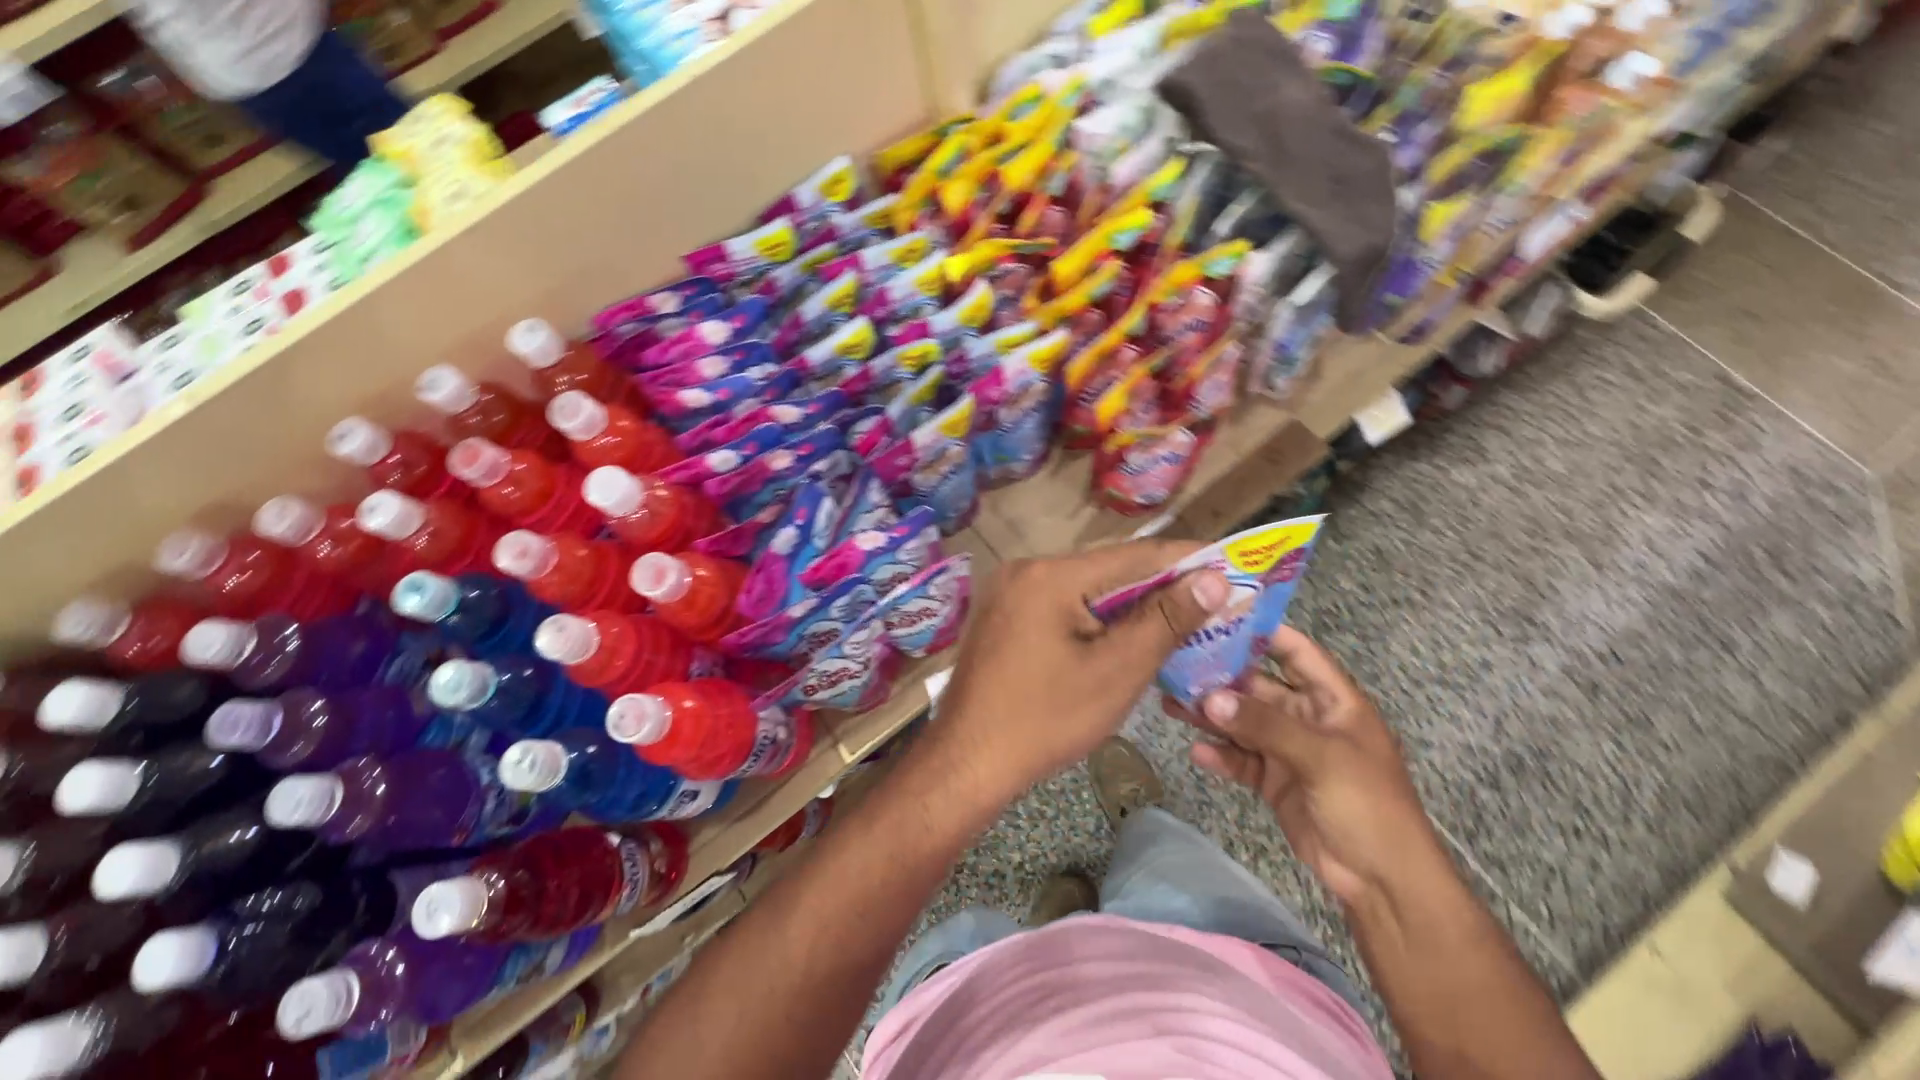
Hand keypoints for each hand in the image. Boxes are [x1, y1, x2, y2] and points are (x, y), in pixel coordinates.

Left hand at [925, 541, 1229, 807]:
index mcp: (1050, 575)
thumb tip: (1213, 580)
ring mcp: (1007, 594)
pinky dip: (1096, 621)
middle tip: (1215, 602)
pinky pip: (1061, 608)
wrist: (966, 763)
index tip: (1234, 567)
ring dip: (1131, 607)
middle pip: (1109, 571)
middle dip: (1161, 587)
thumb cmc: (1046, 721)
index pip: (1136, 555)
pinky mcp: (1003, 619)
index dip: (1189, 561)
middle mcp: (1025, 570)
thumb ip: (1166, 620)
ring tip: (1182, 622)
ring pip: (1086, 591)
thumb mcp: (1117, 671)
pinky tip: (1126, 639)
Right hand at [1186, 626, 1451, 907]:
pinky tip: (1195, 750)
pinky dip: (1220, 755)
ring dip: (1212, 715)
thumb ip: (1264, 725)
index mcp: (1334, 701)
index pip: (1297, 653)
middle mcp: (1309, 720)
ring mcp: (1291, 753)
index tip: (1218, 619)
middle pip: (1260, 688)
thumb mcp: (1320, 757)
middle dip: (1221, 678)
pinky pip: (1242, 761)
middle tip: (1175, 665)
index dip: (1263, 633)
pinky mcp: (1276, 784)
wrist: (1382, 878)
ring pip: (1244, 724)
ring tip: (1169, 703)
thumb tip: (1209, 698)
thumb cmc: (1367, 804)